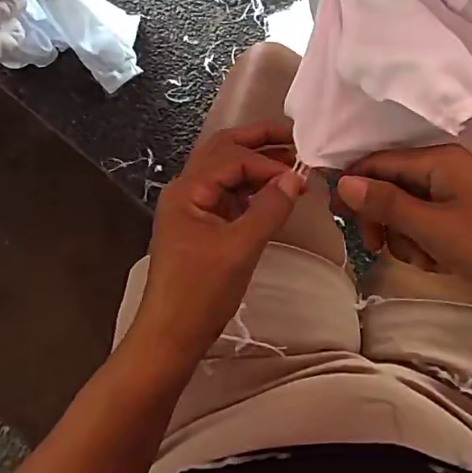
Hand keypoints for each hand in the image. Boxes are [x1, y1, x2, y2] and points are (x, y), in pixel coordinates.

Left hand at [125, 121, 307, 364]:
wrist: (170, 334)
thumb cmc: (200, 292)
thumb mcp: (240, 249)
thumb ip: (269, 209)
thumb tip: (296, 177)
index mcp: (187, 190)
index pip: (231, 157)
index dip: (267, 162)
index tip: (300, 175)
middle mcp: (185, 191)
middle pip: (223, 151)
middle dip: (257, 142)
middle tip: (294, 138)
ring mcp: (191, 208)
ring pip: (224, 172)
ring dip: (255, 165)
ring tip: (291, 163)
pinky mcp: (200, 226)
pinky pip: (226, 195)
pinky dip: (250, 189)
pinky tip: (273, 192)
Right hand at [333, 144, 471, 320]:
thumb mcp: (431, 227)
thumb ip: (385, 203)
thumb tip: (342, 182)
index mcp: (438, 160)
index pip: (377, 163)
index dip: (353, 187)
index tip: (337, 218)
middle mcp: (445, 168)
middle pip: (389, 186)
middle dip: (381, 218)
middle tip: (378, 249)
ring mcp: (458, 192)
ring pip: (407, 209)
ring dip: (404, 236)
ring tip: (424, 260)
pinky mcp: (467, 215)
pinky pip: (428, 223)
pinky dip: (425, 243)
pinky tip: (439, 262)